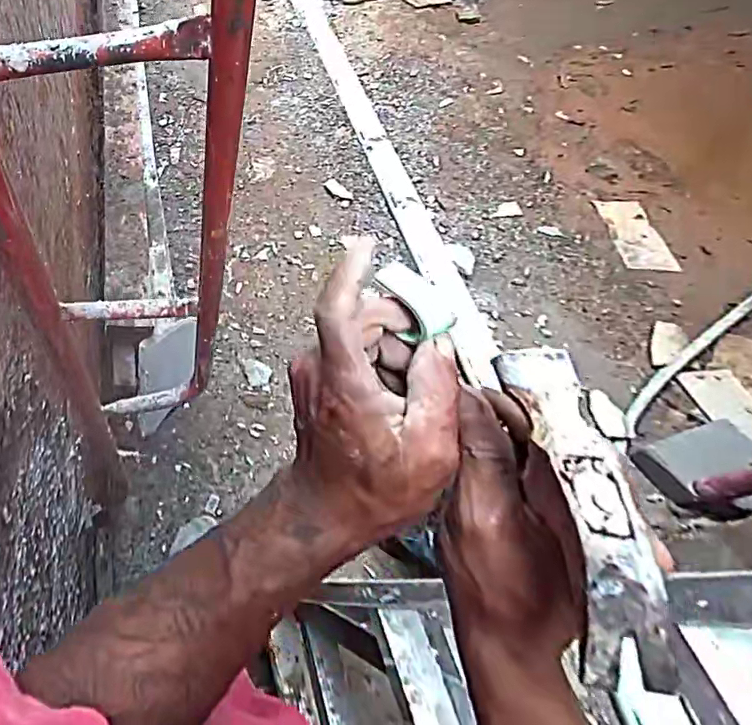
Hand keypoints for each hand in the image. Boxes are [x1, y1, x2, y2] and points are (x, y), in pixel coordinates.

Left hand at [285, 237, 459, 546]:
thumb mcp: (429, 447)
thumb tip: (439, 347)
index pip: (336, 307)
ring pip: (358, 335)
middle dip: (400, 328)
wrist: (329, 506)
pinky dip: (380, 363)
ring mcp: (312, 371)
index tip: (365, 245)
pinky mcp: (315, 378)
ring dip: (393, 351)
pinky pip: (352, 352)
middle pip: (359, 319)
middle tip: (432, 354)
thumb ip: (438, 387)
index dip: (350, 270)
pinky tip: (397, 397)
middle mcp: (317, 367)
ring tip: (413, 395)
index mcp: (342, 378)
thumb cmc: (372, 487)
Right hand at [439, 389, 585, 662]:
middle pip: (539, 423)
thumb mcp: (479, 515)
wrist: (510, 640)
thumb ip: (479, 455)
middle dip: (496, 406)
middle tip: (454, 397)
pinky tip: (473, 444)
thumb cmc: (500, 595)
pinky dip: (497, 445)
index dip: (499, 395)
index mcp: (574, 491)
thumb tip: (469, 400)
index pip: (542, 416)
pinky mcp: (548, 507)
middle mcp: (581, 492)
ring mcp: (566, 500)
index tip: (464, 385)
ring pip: (532, 439)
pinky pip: (524, 459)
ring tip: (460, 415)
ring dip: (495, 424)